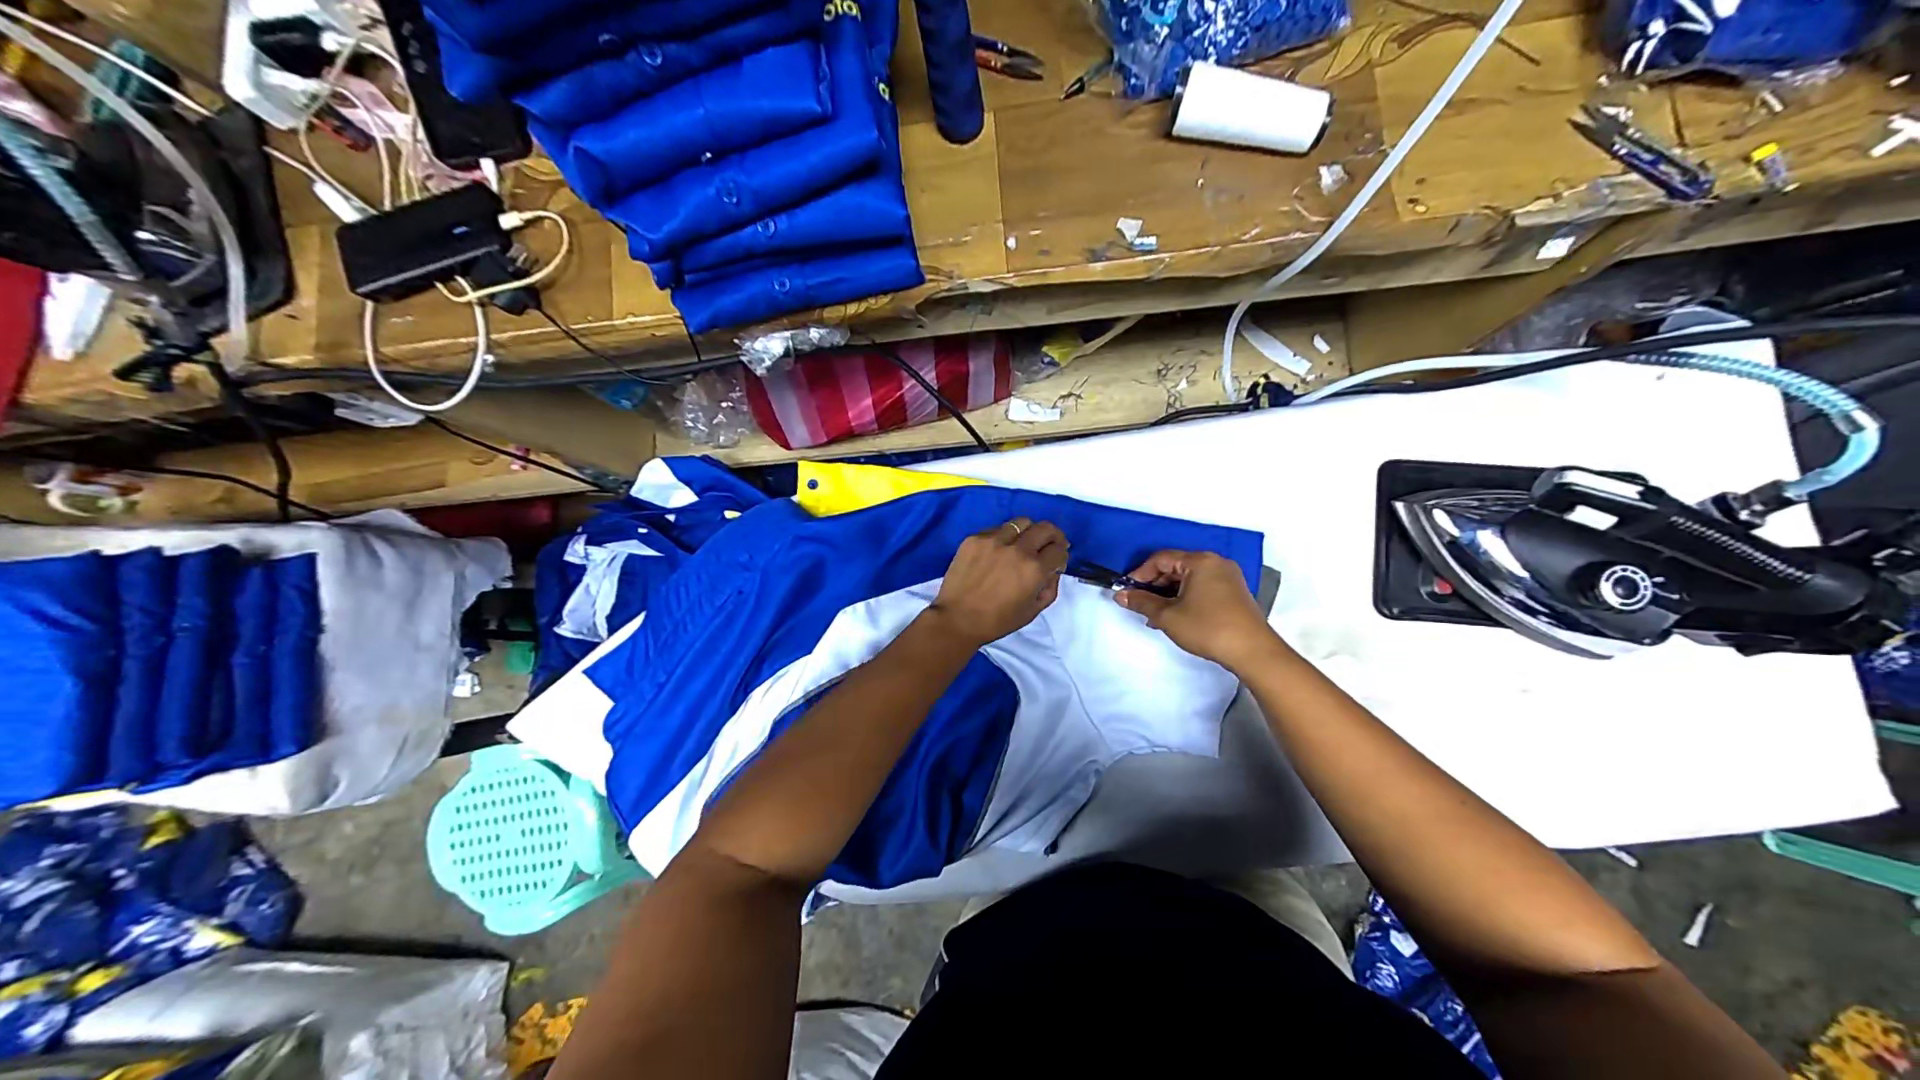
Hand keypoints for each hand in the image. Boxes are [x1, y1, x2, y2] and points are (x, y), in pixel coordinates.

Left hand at [925, 518, 1069, 647]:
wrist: (957, 619)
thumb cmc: (997, 620)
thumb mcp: (1033, 611)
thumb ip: (1050, 587)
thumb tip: (1053, 569)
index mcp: (1034, 569)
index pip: (1059, 549)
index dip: (1061, 555)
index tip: (1056, 561)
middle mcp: (1017, 549)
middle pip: (1045, 528)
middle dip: (1053, 536)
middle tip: (1049, 544)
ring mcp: (994, 540)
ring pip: (1021, 522)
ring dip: (1029, 532)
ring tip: (1024, 543)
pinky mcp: (975, 538)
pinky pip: (997, 529)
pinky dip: (1005, 536)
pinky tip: (1000, 549)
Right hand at [1115, 550, 1284, 671]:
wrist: (1252, 651)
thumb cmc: (1207, 628)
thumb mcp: (1168, 616)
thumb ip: (1141, 602)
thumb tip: (1120, 595)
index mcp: (1200, 561)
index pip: (1161, 558)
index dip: (1140, 573)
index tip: (1127, 591)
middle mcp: (1216, 563)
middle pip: (1176, 566)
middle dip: (1155, 585)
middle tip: (1140, 603)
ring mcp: (1228, 577)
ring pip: (1189, 578)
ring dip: (1169, 593)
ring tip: (1155, 614)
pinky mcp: (1234, 592)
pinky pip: (1202, 586)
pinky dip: (1186, 597)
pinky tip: (1176, 616)